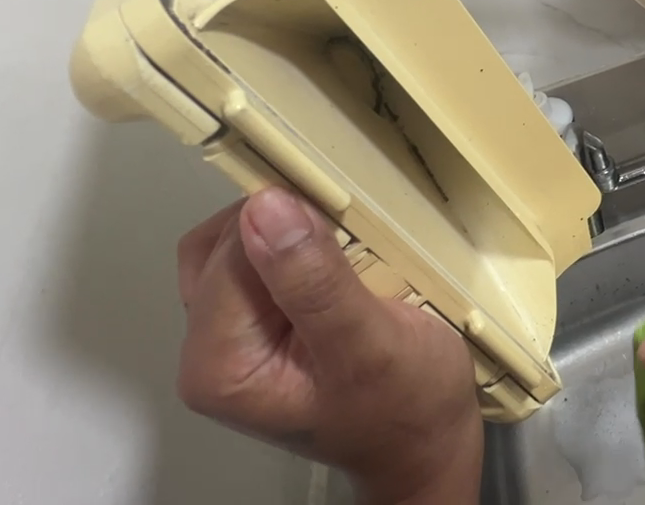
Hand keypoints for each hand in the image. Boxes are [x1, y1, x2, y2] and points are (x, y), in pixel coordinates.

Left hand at [174, 187, 481, 504]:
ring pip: (240, 246)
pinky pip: (266, 260)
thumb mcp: (370, 344)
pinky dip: (302, 239)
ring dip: (292, 224)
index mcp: (222, 363)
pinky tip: (345, 247)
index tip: (341, 200)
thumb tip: (266, 207)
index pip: (230, 254)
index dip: (281, 217)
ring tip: (349, 232)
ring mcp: (240, 338)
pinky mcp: (268, 326)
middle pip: (223, 246)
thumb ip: (315, 281)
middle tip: (349, 216)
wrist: (428, 443)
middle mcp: (216, 350)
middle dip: (282, 218)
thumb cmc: (408, 404)